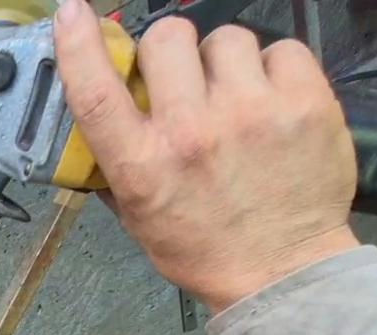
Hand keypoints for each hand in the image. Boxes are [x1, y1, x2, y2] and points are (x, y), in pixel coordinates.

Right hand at [52, 0, 358, 311]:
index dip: (78, 47)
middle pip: (167, 37)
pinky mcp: (305, 99)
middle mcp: (192, 132)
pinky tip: (265, 102)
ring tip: (228, 97)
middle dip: (165, 51)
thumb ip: (117, 166)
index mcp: (143, 168)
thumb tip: (100, 122)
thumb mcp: (137, 218)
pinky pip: (278, 48)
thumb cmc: (200, 248)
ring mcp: (252, 111)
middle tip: (175, 78)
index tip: (72, 15)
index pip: (97, 94)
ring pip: (225, 37)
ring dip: (219, 61)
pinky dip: (267, 69)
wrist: (278, 268)